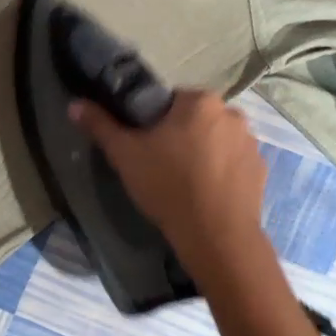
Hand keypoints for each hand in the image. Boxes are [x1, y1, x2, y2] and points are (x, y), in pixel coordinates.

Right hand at [69, 91, 278, 298]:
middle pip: (193, 118)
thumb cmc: (167, 185)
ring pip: (214, 139)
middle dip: (177, 134)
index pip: (168, 100)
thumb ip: (100, 125)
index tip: (140, 143)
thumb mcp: (124, 154)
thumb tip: (74, 104)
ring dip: (199, 151)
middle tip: (156, 162)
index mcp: (199, 101)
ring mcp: (251, 143)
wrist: (216, 235)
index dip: (149, 120)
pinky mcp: (261, 170)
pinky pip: (231, 161)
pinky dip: (218, 170)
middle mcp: (232, 114)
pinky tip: (202, 192)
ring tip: (180, 180)